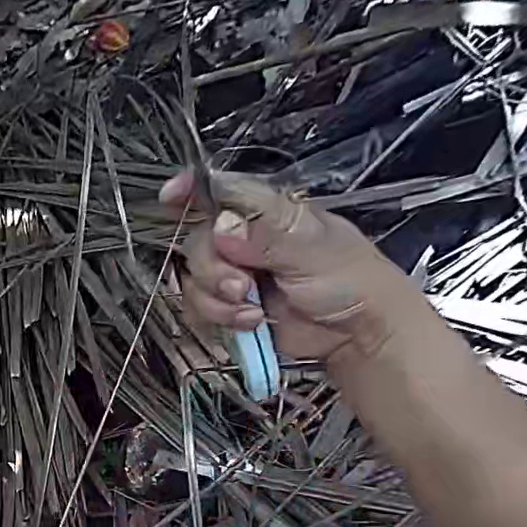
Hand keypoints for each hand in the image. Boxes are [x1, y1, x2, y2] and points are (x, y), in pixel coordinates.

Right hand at [159, 170, 428, 363]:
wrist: (357, 335)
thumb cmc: (349, 280)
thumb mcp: (315, 248)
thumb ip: (268, 235)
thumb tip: (222, 225)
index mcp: (265, 212)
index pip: (219, 190)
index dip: (190, 191)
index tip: (170, 196)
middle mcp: (242, 239)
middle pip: (195, 243)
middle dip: (213, 271)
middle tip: (243, 287)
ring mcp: (232, 275)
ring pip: (193, 280)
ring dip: (217, 301)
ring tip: (253, 311)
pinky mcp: (227, 308)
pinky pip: (198, 309)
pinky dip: (219, 319)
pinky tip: (250, 323)